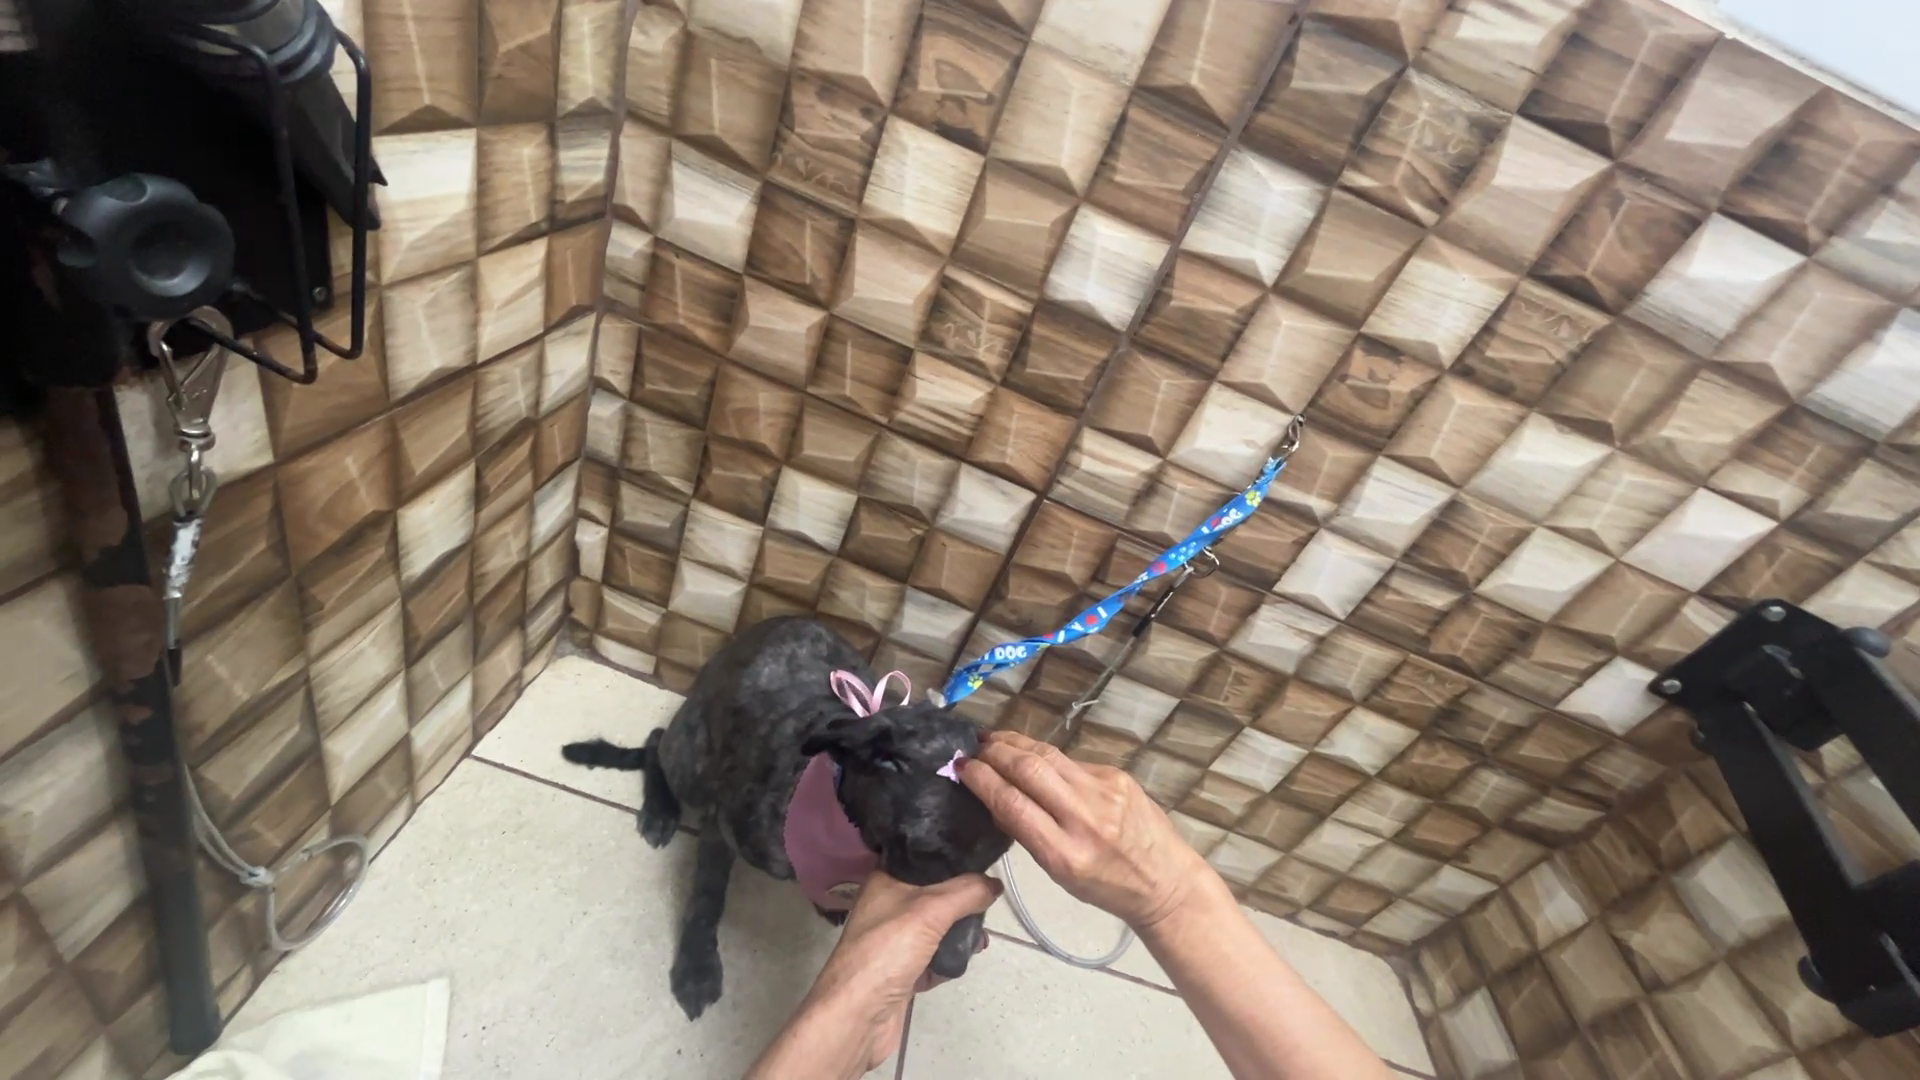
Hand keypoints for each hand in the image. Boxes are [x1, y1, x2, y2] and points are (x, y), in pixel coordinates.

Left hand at [791, 872, 1000, 1073]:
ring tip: (981, 938)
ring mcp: (894, 940)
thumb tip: (995, 883)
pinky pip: (933, 958)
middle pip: (935, 894)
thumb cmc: (888, 949)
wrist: (858, 1017)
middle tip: (989, 903)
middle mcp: (888, 905)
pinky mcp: (902, 971)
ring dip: (960, 933)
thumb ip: (966, 892)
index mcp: (886, 879)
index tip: (983, 861)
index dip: (952, 858)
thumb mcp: (930, 909)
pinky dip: (949, 959)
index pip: (924, 858)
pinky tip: (965, 960)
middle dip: (963, 901)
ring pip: (937, 928)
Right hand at [961, 730, 1207, 929]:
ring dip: (1015, 743)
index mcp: (1065, 854)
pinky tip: (1030, 754)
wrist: (1166, 882)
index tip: (962, 767)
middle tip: (974, 748)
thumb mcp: (1059, 874)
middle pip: (1029, 770)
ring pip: (1049, 755)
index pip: (1013, 805)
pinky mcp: (1117, 776)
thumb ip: (1028, 834)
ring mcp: (1104, 792)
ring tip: (993, 740)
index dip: (982, 780)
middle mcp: (1085, 819)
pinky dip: (1044, 755)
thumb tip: (994, 797)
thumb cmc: (1107, 887)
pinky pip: (1070, 761)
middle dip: (996, 753)